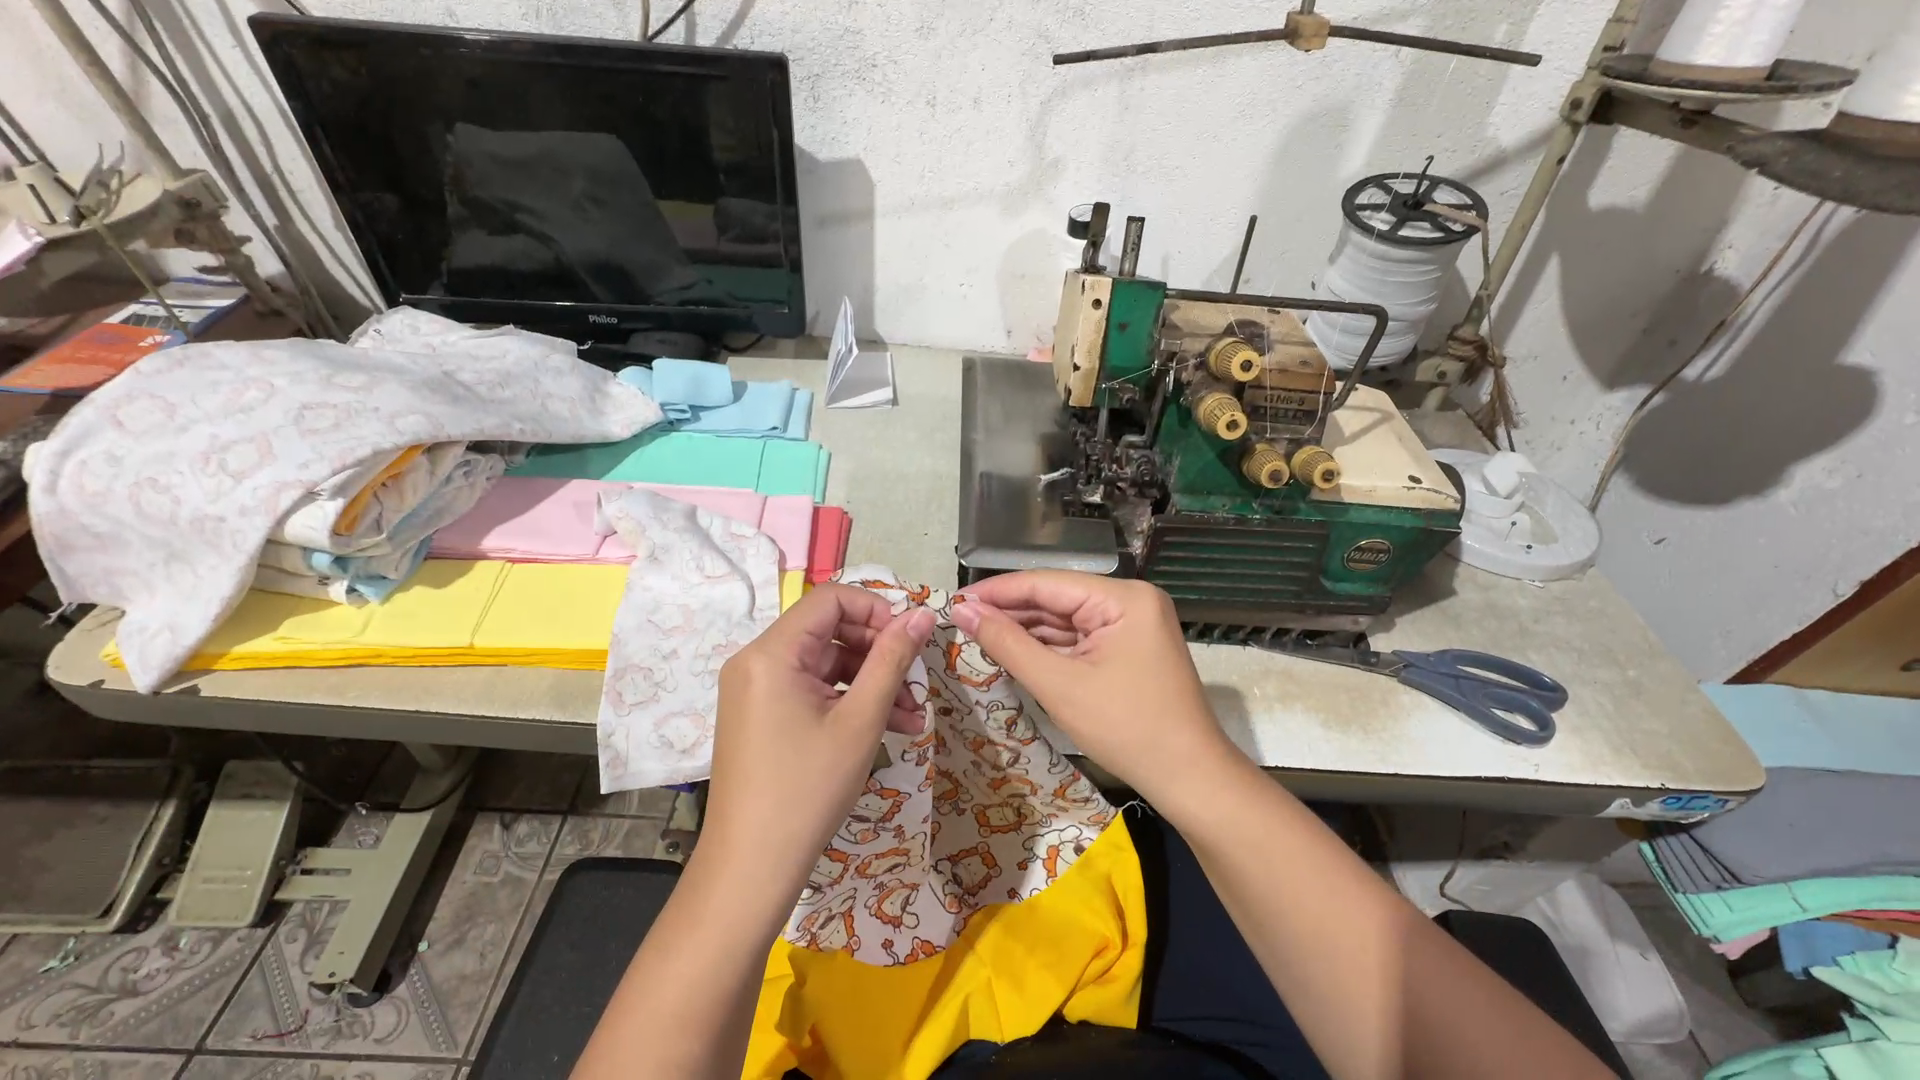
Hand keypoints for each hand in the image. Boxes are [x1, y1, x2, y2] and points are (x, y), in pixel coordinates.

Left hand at [701, 584, 936, 896]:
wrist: (753, 865)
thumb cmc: (809, 788)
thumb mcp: (860, 720)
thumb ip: (892, 660)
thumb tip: (920, 614)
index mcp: (771, 653)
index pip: (830, 600)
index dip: (876, 610)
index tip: (912, 638)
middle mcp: (756, 662)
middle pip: (827, 631)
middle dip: (878, 653)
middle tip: (918, 683)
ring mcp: (755, 691)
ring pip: (823, 666)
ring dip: (869, 683)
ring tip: (914, 717)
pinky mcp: (760, 717)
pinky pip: (810, 692)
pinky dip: (846, 703)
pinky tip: (887, 728)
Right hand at [952, 571, 1240, 799]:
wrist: (1188, 777)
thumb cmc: (1126, 729)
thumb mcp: (1059, 686)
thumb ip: (1008, 644)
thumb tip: (963, 611)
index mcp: (1124, 598)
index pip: (1047, 583)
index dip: (998, 591)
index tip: (956, 601)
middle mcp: (1131, 601)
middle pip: (1057, 599)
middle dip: (1010, 612)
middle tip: (961, 622)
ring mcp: (1134, 625)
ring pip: (1066, 620)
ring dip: (1026, 631)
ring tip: (977, 635)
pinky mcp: (1130, 648)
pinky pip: (1081, 639)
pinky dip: (1049, 648)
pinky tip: (1013, 651)